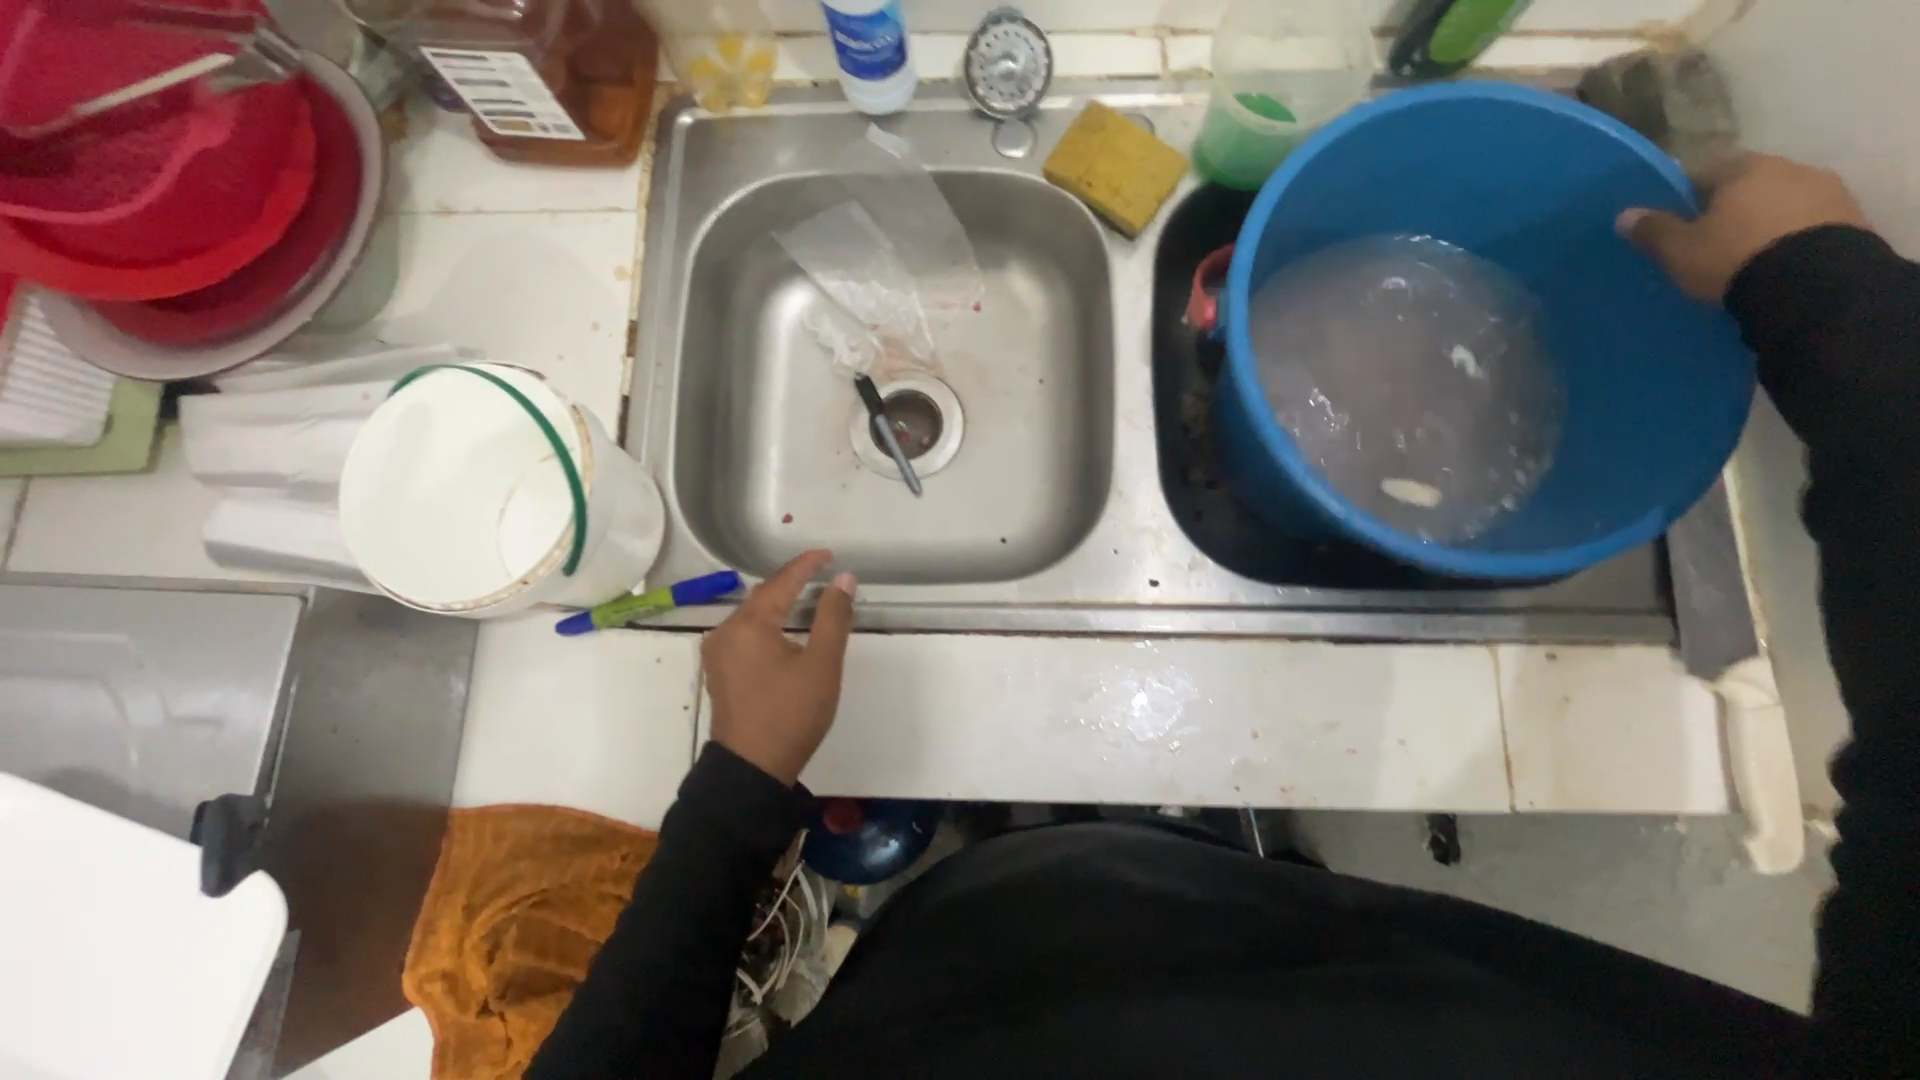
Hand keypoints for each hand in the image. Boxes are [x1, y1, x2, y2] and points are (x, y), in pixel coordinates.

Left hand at [703, 550, 855, 786]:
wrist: (752, 770)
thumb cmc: (790, 714)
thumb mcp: (821, 664)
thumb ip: (833, 617)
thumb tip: (843, 579)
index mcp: (749, 625)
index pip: (781, 582)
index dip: (806, 565)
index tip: (829, 554)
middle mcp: (725, 632)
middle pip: (762, 597)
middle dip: (791, 584)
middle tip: (822, 577)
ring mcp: (718, 654)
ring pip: (752, 617)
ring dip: (779, 606)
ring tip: (808, 600)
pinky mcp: (720, 673)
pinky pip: (744, 635)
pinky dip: (767, 626)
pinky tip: (784, 632)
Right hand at [1617, 153, 1871, 301]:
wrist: (1811, 282)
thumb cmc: (1732, 256)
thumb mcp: (1679, 249)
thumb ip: (1653, 229)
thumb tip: (1625, 214)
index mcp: (1745, 168)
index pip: (1705, 171)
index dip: (1684, 193)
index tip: (1672, 217)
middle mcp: (1790, 168)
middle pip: (1747, 184)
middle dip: (1727, 206)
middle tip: (1705, 237)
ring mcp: (1826, 191)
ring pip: (1779, 201)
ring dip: (1761, 219)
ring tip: (1741, 251)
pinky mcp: (1848, 217)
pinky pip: (1804, 221)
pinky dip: (1786, 234)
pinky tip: (1771, 258)